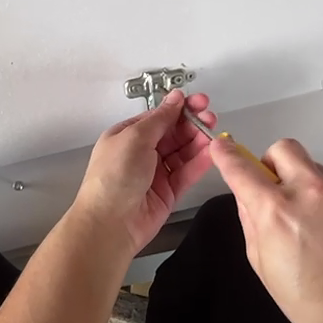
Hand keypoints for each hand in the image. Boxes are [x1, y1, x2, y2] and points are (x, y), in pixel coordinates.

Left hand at [70, 90, 217, 254]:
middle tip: (209, 117)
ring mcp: (155, 173)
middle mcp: (141, 153)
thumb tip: (175, 98)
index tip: (199, 101)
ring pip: (183, 152)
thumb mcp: (135, 138)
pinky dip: (200, 162)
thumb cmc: (112, 179)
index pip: (159, 117)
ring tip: (213, 133)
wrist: (110, 224)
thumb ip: (160, 118)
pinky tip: (211, 153)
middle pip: (174, 133)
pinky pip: (187, 173)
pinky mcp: (168, 192)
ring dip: (198, 141)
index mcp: (127, 136)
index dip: (180, 108)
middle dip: (192, 123)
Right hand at [210, 137, 322, 322]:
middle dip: (273, 163)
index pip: (242, 169)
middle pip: (283, 149)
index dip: (226, 155)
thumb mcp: (261, 261)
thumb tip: (247, 193)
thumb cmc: (307, 300)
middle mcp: (310, 193)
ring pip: (314, 168)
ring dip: (305, 185)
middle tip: (276, 190)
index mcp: (276, 212)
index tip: (221, 147)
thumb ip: (250, 219)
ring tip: (314, 224)